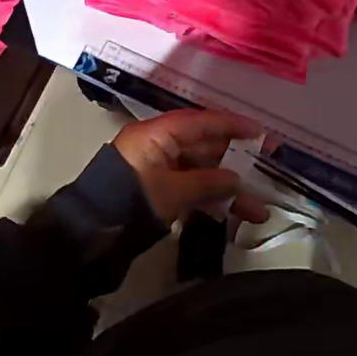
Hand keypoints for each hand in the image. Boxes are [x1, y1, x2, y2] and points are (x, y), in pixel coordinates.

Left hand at [112, 110, 269, 224]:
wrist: (91, 234)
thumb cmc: (132, 201)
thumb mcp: (172, 191)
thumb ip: (208, 183)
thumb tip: (236, 180)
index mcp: (156, 134)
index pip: (199, 122)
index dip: (230, 125)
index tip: (258, 132)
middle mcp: (157, 146)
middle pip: (203, 148)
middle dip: (235, 164)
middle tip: (265, 168)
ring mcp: (157, 170)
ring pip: (199, 172)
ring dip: (227, 190)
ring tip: (257, 211)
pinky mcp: (156, 191)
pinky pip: (189, 188)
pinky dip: (209, 199)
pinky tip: (233, 215)